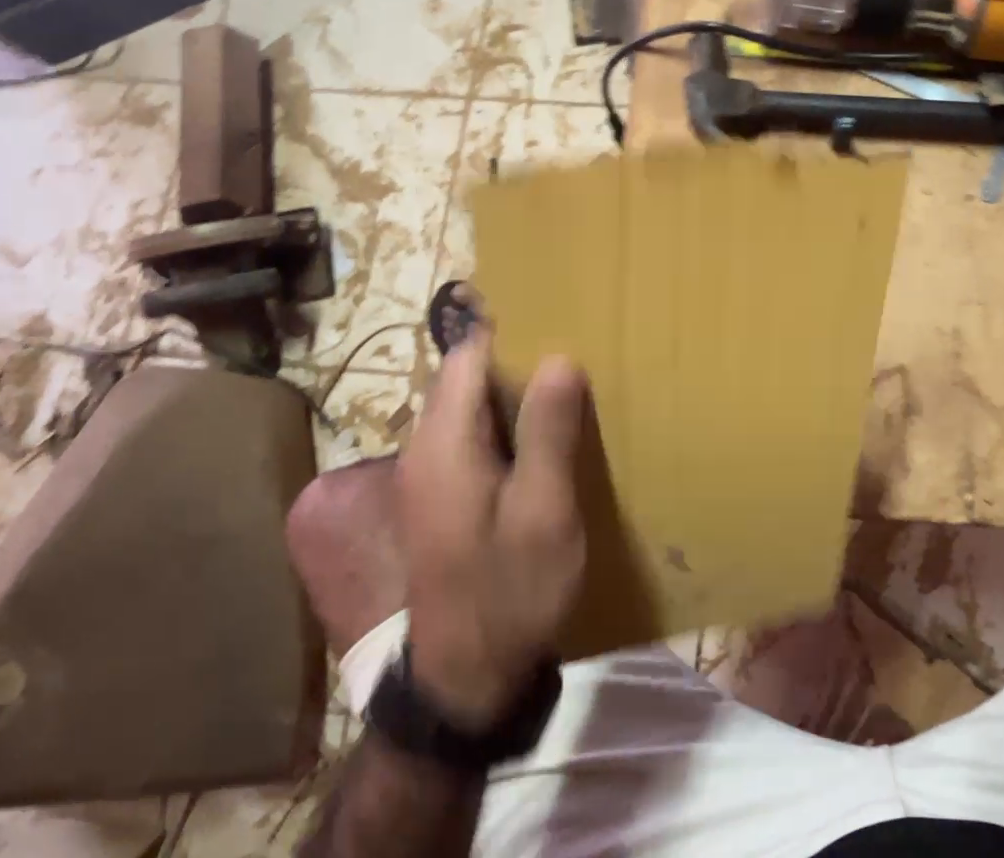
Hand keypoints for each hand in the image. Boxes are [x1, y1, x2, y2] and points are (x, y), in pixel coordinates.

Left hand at [394, 333, 588, 727]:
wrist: (468, 675)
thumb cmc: (512, 590)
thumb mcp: (545, 512)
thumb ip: (548, 433)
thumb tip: (558, 357)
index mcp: (444, 443)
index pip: (466, 354)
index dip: (511, 334)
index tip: (564, 327)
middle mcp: (423, 450)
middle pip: (464, 380)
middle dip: (517, 365)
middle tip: (580, 365)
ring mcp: (427, 477)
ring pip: (468, 411)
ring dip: (514, 400)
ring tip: (571, 400)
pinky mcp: (439, 501)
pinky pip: (470, 442)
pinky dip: (505, 433)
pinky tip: (544, 450)